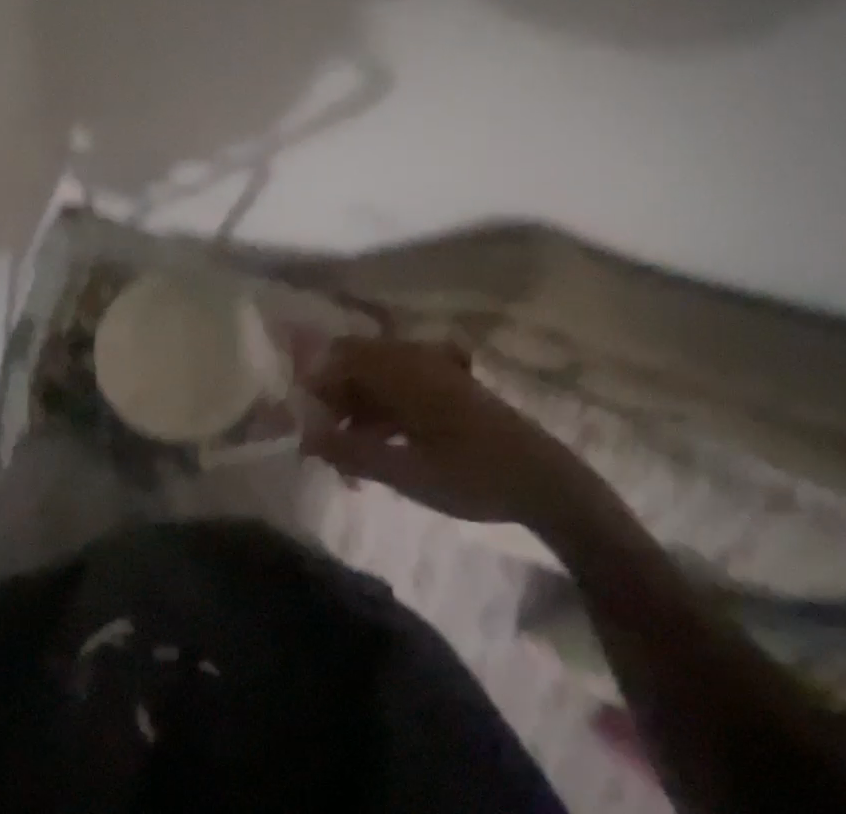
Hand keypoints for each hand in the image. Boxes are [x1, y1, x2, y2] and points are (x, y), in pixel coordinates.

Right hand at [294, 334, 601, 527]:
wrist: (548, 485)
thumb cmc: (474, 477)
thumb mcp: (407, 473)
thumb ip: (352, 452)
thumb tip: (305, 438)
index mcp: (405, 372)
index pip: (339, 359)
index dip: (311, 386)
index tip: (298, 424)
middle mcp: (416, 362)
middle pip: (354, 367)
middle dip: (330, 403)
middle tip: (320, 446)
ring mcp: (433, 374)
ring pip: (373, 381)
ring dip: (353, 414)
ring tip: (345, 462)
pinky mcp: (445, 391)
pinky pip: (396, 392)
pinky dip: (377, 417)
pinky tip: (374, 453)